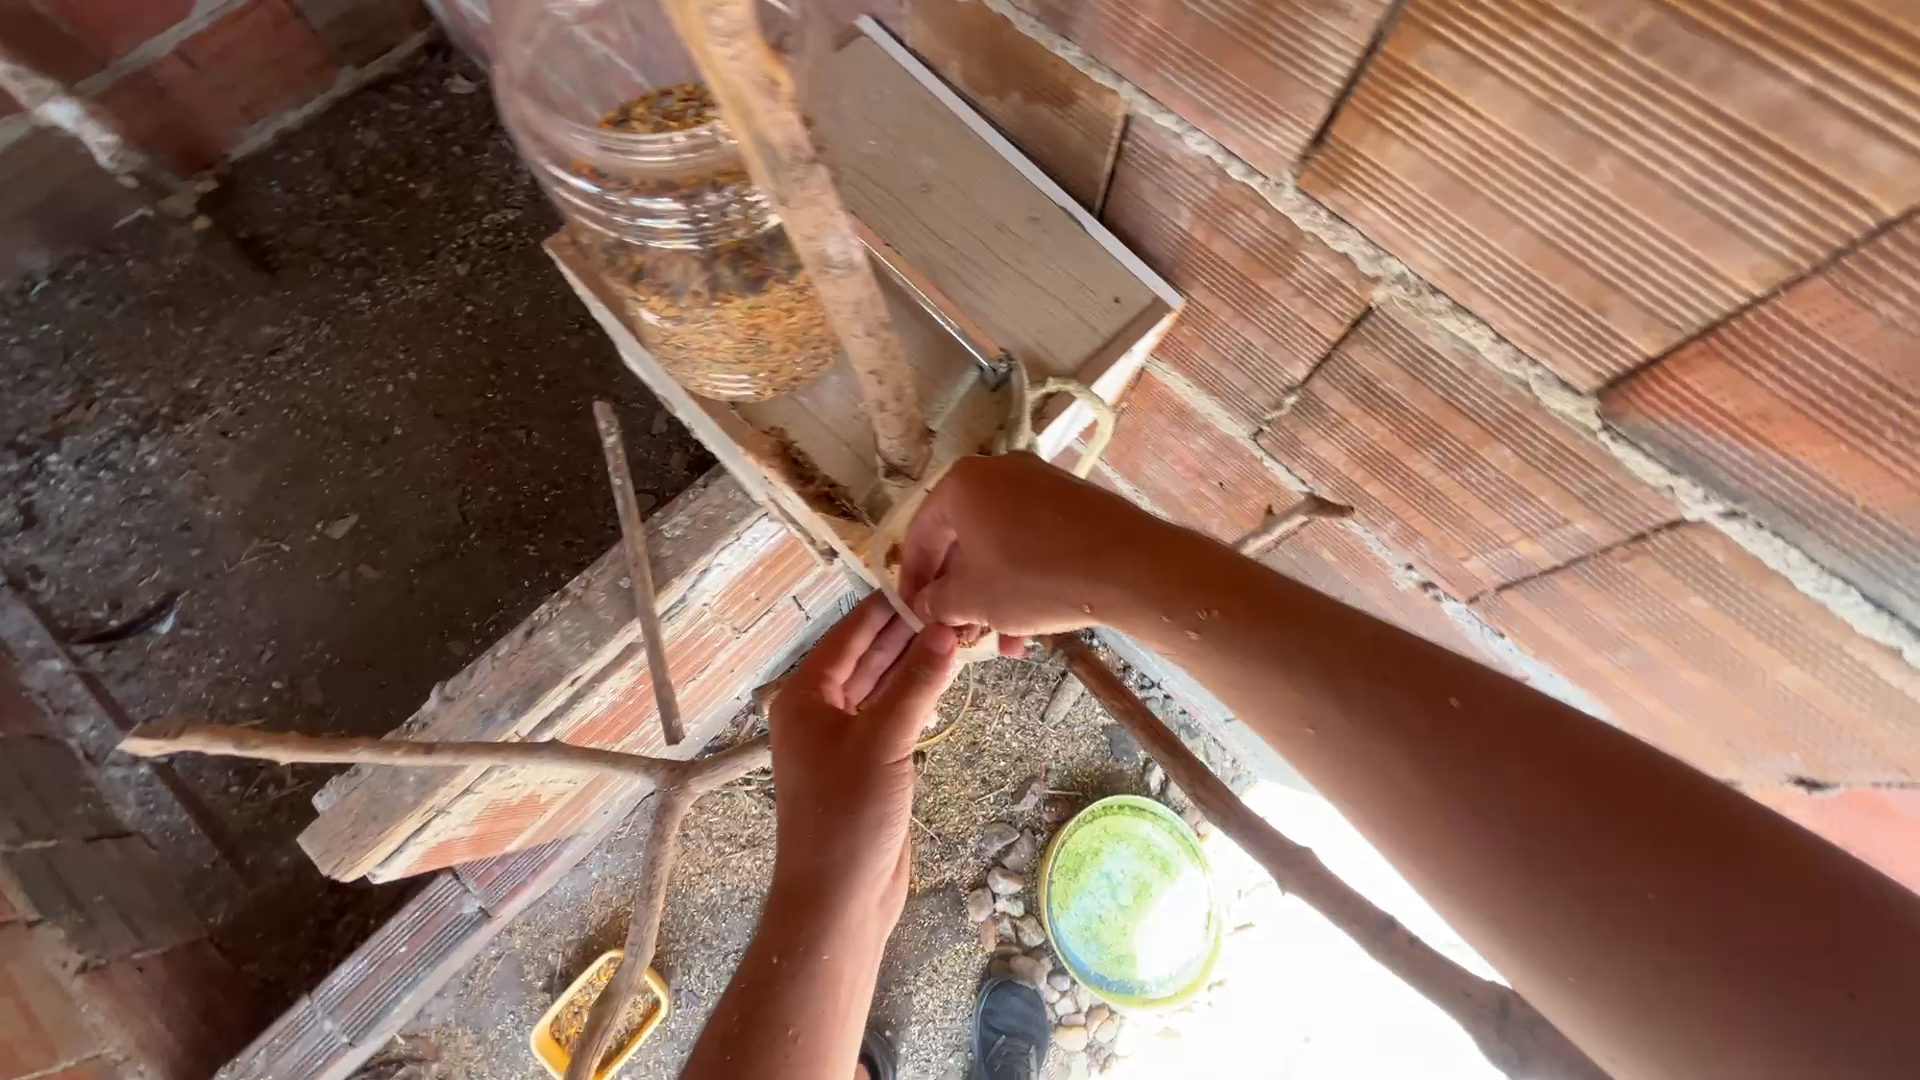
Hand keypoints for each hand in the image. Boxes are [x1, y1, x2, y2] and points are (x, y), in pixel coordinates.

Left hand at [768, 592, 958, 916]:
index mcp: (805, 696)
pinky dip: (916, 695)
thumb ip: (916, 683)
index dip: (885, 607)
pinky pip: (892, 714)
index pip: (848, 635)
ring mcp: (844, 737)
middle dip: (906, 633)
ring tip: (956, 631)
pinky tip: (944, 676)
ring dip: (914, 663)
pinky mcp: (868, 762)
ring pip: (882, 685)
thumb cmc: (848, 815)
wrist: (839, 899)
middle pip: (866, 657)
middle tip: (952, 604)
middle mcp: (820, 710)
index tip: (924, 581)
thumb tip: (946, 631)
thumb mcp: (884, 741)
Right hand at [897, 453, 1173, 650]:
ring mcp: (1039, 482)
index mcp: (962, 484)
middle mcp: (998, 472)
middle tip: (960, 629)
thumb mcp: (973, 599)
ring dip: (994, 594)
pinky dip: (1023, 576)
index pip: (920, 534)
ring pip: (999, 544)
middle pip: (962, 539)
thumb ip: (937, 602)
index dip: (912, 580)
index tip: (913, 613)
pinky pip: (1031, 539)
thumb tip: (925, 604)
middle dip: (960, 592)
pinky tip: (1033, 621)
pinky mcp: (1071, 499)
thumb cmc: (1035, 577)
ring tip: (1004, 640)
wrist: (1131, 565)